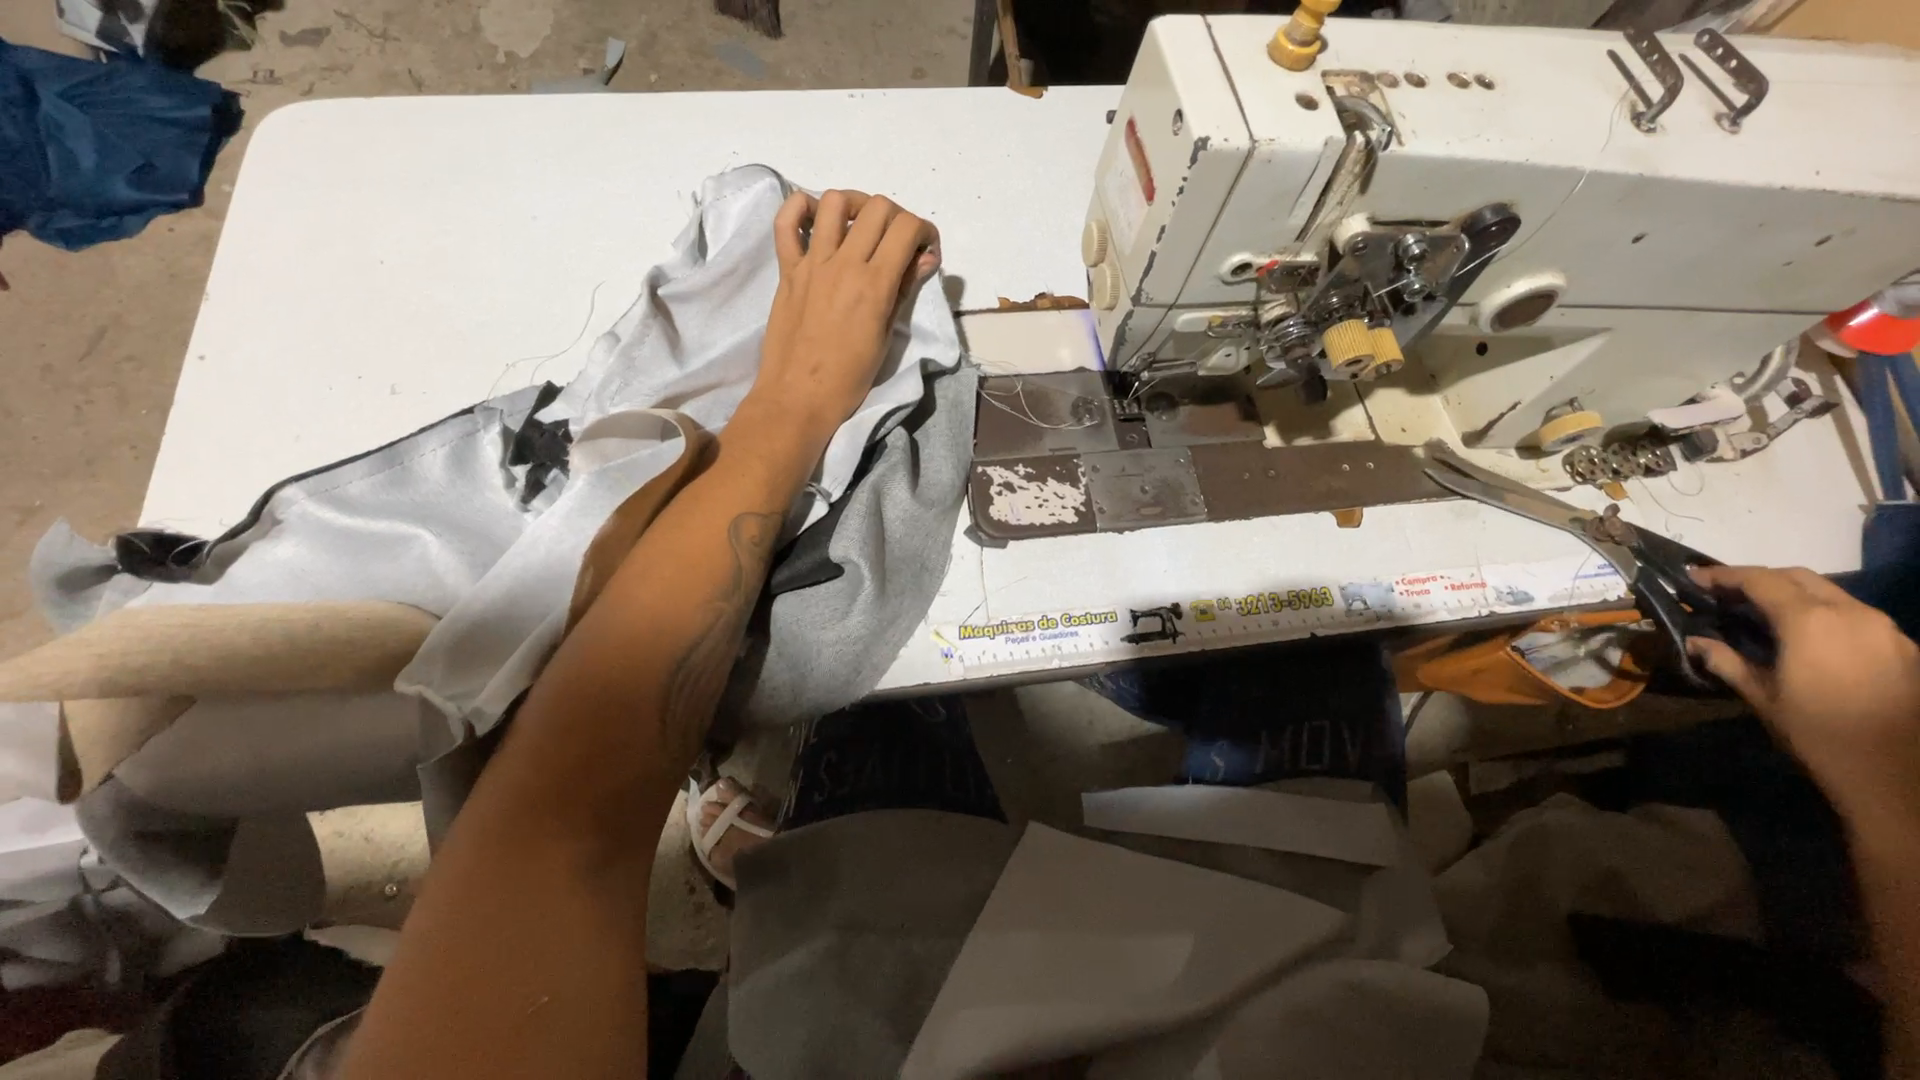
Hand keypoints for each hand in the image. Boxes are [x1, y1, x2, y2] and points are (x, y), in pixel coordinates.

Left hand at [750, 190, 939, 437]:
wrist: (798, 398)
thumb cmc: (849, 378)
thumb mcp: (887, 336)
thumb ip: (905, 290)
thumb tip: (926, 258)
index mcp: (875, 284)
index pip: (907, 229)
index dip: (924, 231)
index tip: (925, 250)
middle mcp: (844, 264)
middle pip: (878, 208)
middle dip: (897, 217)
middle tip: (897, 242)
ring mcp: (812, 263)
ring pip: (834, 202)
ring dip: (855, 205)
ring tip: (860, 226)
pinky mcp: (787, 270)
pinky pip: (785, 224)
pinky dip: (800, 209)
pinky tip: (816, 220)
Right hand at [1689, 565, 1919, 834]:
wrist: (1898, 773)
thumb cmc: (1819, 733)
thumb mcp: (1762, 697)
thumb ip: (1727, 662)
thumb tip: (1695, 642)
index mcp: (1811, 622)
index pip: (1761, 580)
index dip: (1723, 575)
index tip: (1694, 579)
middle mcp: (1852, 614)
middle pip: (1798, 578)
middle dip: (1759, 580)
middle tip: (1725, 594)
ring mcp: (1885, 630)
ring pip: (1831, 594)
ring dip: (1793, 596)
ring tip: (1762, 616)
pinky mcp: (1904, 648)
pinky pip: (1854, 617)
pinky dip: (1822, 615)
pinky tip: (1806, 640)